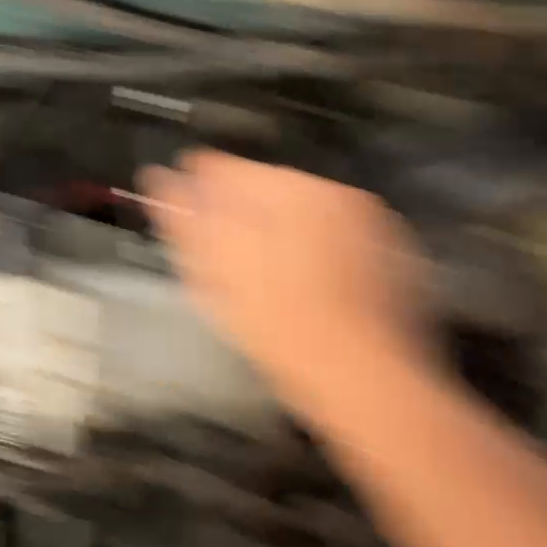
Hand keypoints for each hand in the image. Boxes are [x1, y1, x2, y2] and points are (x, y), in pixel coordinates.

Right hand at [138, 150, 432, 411]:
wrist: (364, 379)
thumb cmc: (277, 324)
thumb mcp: (213, 269)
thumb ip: (183, 215)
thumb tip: (157, 176)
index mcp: (283, 186)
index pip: (221, 166)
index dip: (193, 190)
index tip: (182, 215)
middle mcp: (329, 190)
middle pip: (262, 187)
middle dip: (238, 213)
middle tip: (221, 257)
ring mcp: (366, 219)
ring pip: (298, 213)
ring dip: (276, 231)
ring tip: (262, 277)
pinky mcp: (389, 251)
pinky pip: (332, 237)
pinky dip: (313, 251)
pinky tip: (302, 288)